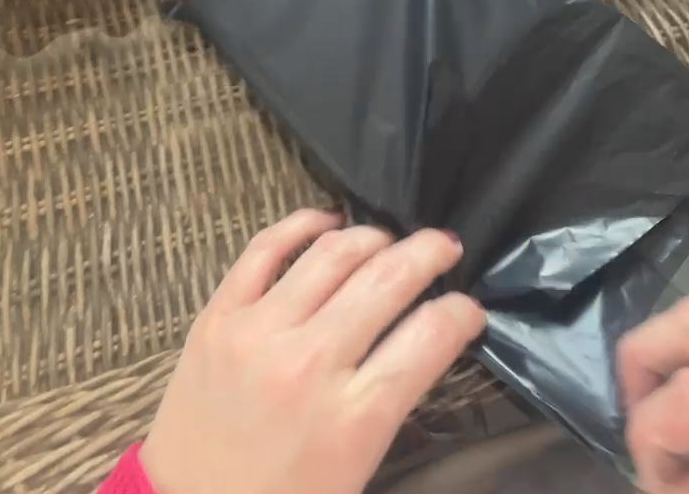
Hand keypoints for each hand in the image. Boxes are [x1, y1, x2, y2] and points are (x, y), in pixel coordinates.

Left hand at [141, 210, 486, 493]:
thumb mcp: (353, 467)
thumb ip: (390, 402)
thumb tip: (424, 339)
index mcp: (351, 421)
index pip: (427, 340)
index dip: (461, 314)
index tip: (470, 307)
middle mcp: (308, 365)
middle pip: (386, 281)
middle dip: (428, 253)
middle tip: (444, 246)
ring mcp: (259, 332)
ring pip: (331, 253)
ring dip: (372, 235)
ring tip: (390, 238)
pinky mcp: (219, 314)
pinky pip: (264, 247)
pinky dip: (301, 224)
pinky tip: (326, 221)